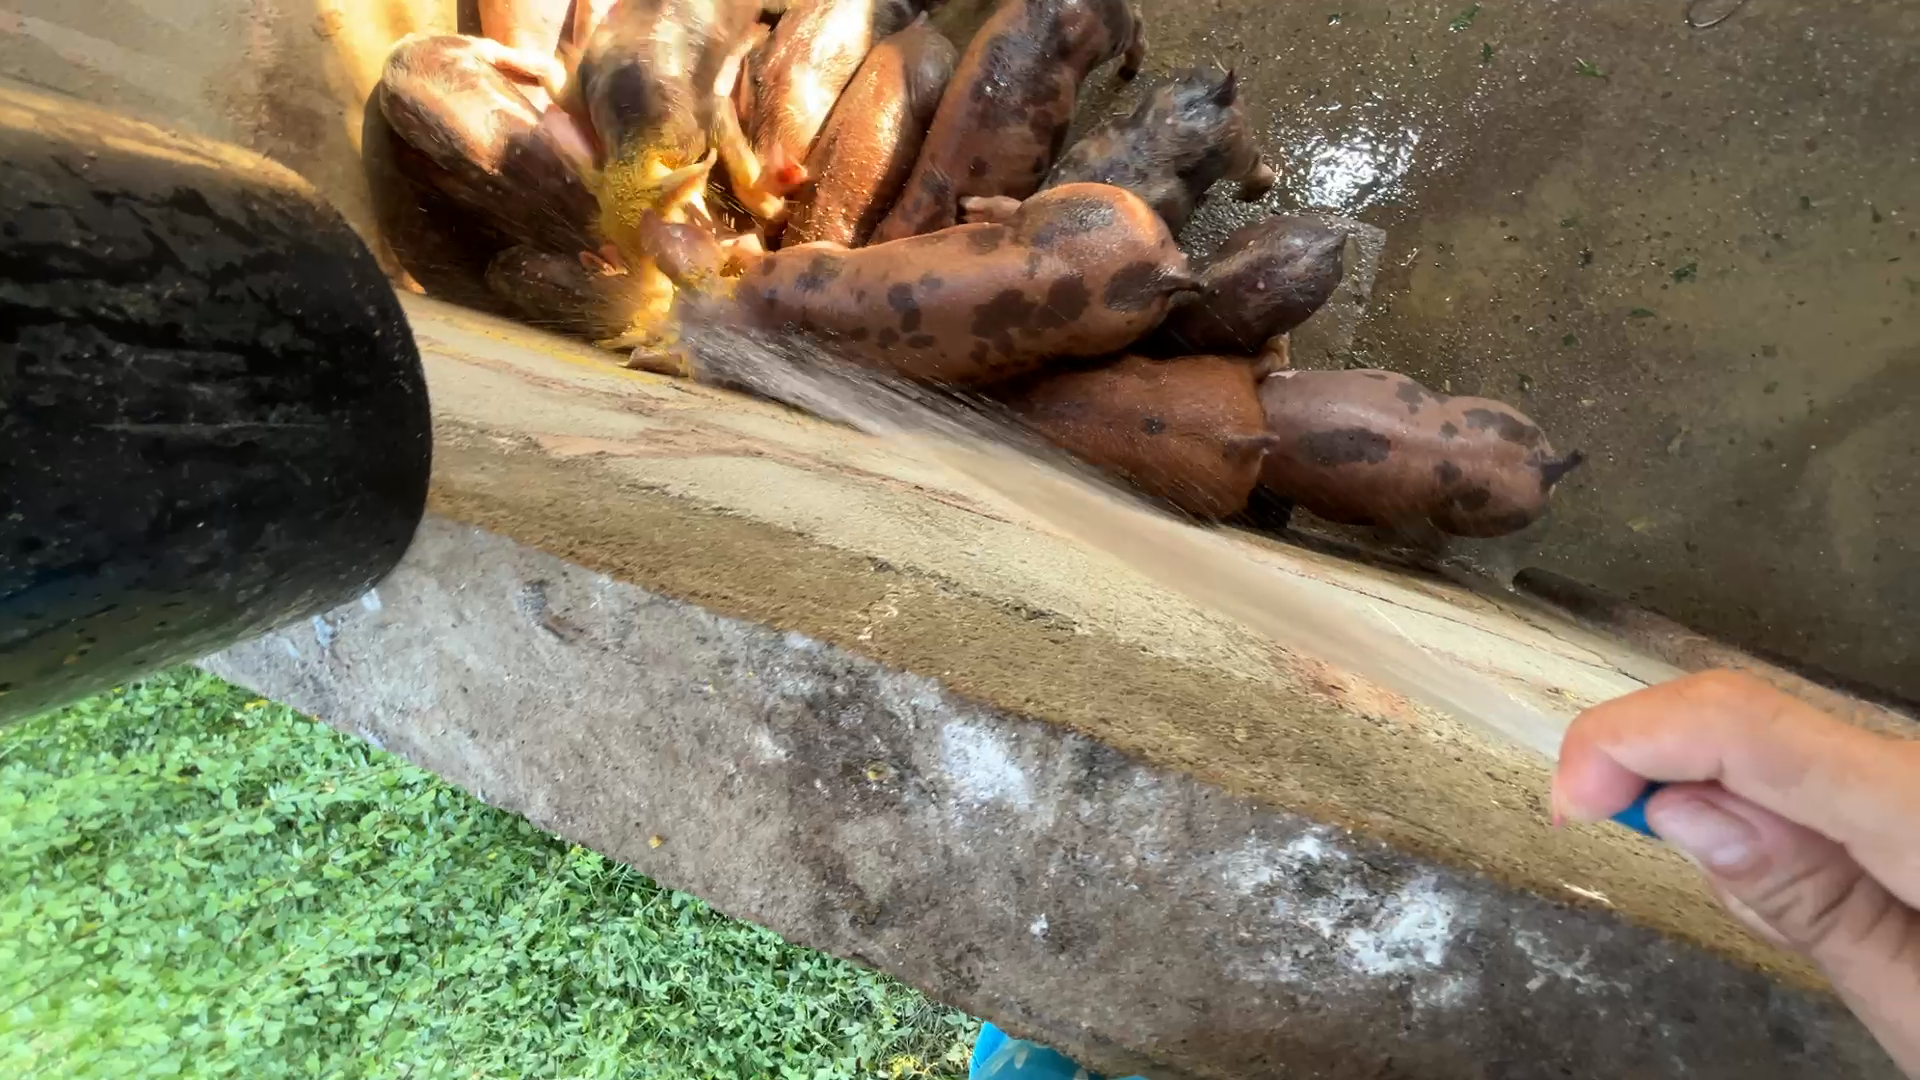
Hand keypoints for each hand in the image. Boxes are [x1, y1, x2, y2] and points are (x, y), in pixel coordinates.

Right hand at [1553, 670, 1919, 1076]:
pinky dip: (1756, 803)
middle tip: (1640, 852)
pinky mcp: (1911, 781)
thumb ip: (1811, 906)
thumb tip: (1677, 810)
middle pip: (1739, 717)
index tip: (1573, 807)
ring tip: (1768, 907)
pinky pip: (1804, 761)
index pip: (1740, 724)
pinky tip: (1801, 880)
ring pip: (1762, 737)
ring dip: (1706, 796)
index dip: (1621, 741)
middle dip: (1654, 772)